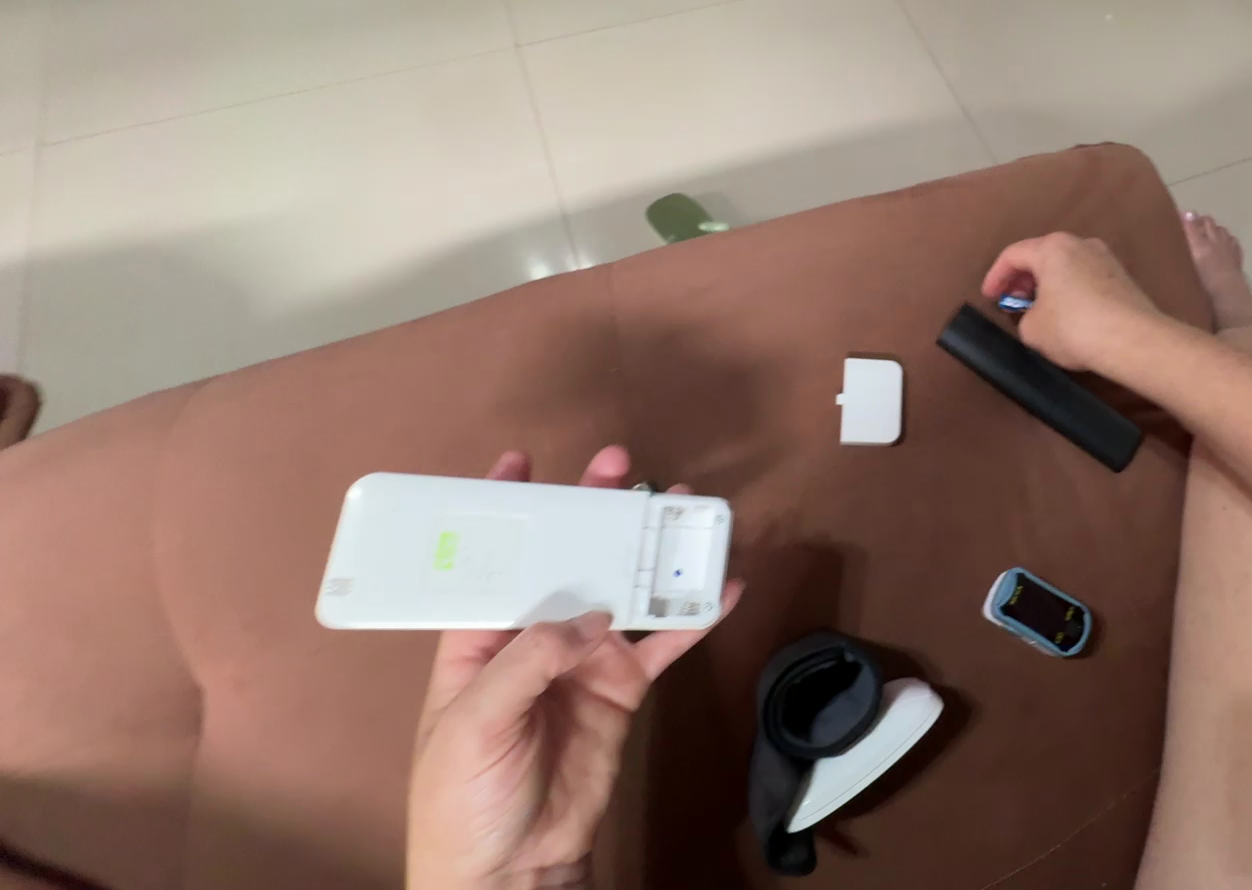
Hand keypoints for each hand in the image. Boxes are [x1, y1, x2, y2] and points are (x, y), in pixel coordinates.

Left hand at [407, 445, 744, 889]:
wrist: (516, 866)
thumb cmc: (465, 797)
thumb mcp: (471, 728)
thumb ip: (526, 662)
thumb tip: (591, 617)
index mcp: (482, 638)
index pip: (493, 563)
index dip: (504, 513)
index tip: (520, 462)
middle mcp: (538, 634)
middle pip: (571, 560)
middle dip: (594, 512)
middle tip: (622, 466)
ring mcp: (587, 655)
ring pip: (627, 588)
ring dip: (655, 550)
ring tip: (686, 510)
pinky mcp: (626, 681)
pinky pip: (667, 639)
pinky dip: (696, 614)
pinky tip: (726, 587)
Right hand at [981, 232, 1165, 370]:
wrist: (1132, 340)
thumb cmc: (1073, 327)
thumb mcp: (1032, 329)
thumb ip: (1025, 318)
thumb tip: (1037, 318)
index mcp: (1052, 248)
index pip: (1013, 255)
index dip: (995, 277)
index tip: (989, 297)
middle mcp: (1080, 244)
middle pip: (1042, 256)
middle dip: (1023, 280)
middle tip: (1012, 302)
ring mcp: (1105, 258)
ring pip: (1066, 267)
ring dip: (1048, 285)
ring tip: (1039, 309)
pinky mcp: (1122, 278)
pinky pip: (1086, 279)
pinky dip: (1070, 292)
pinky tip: (1068, 314)